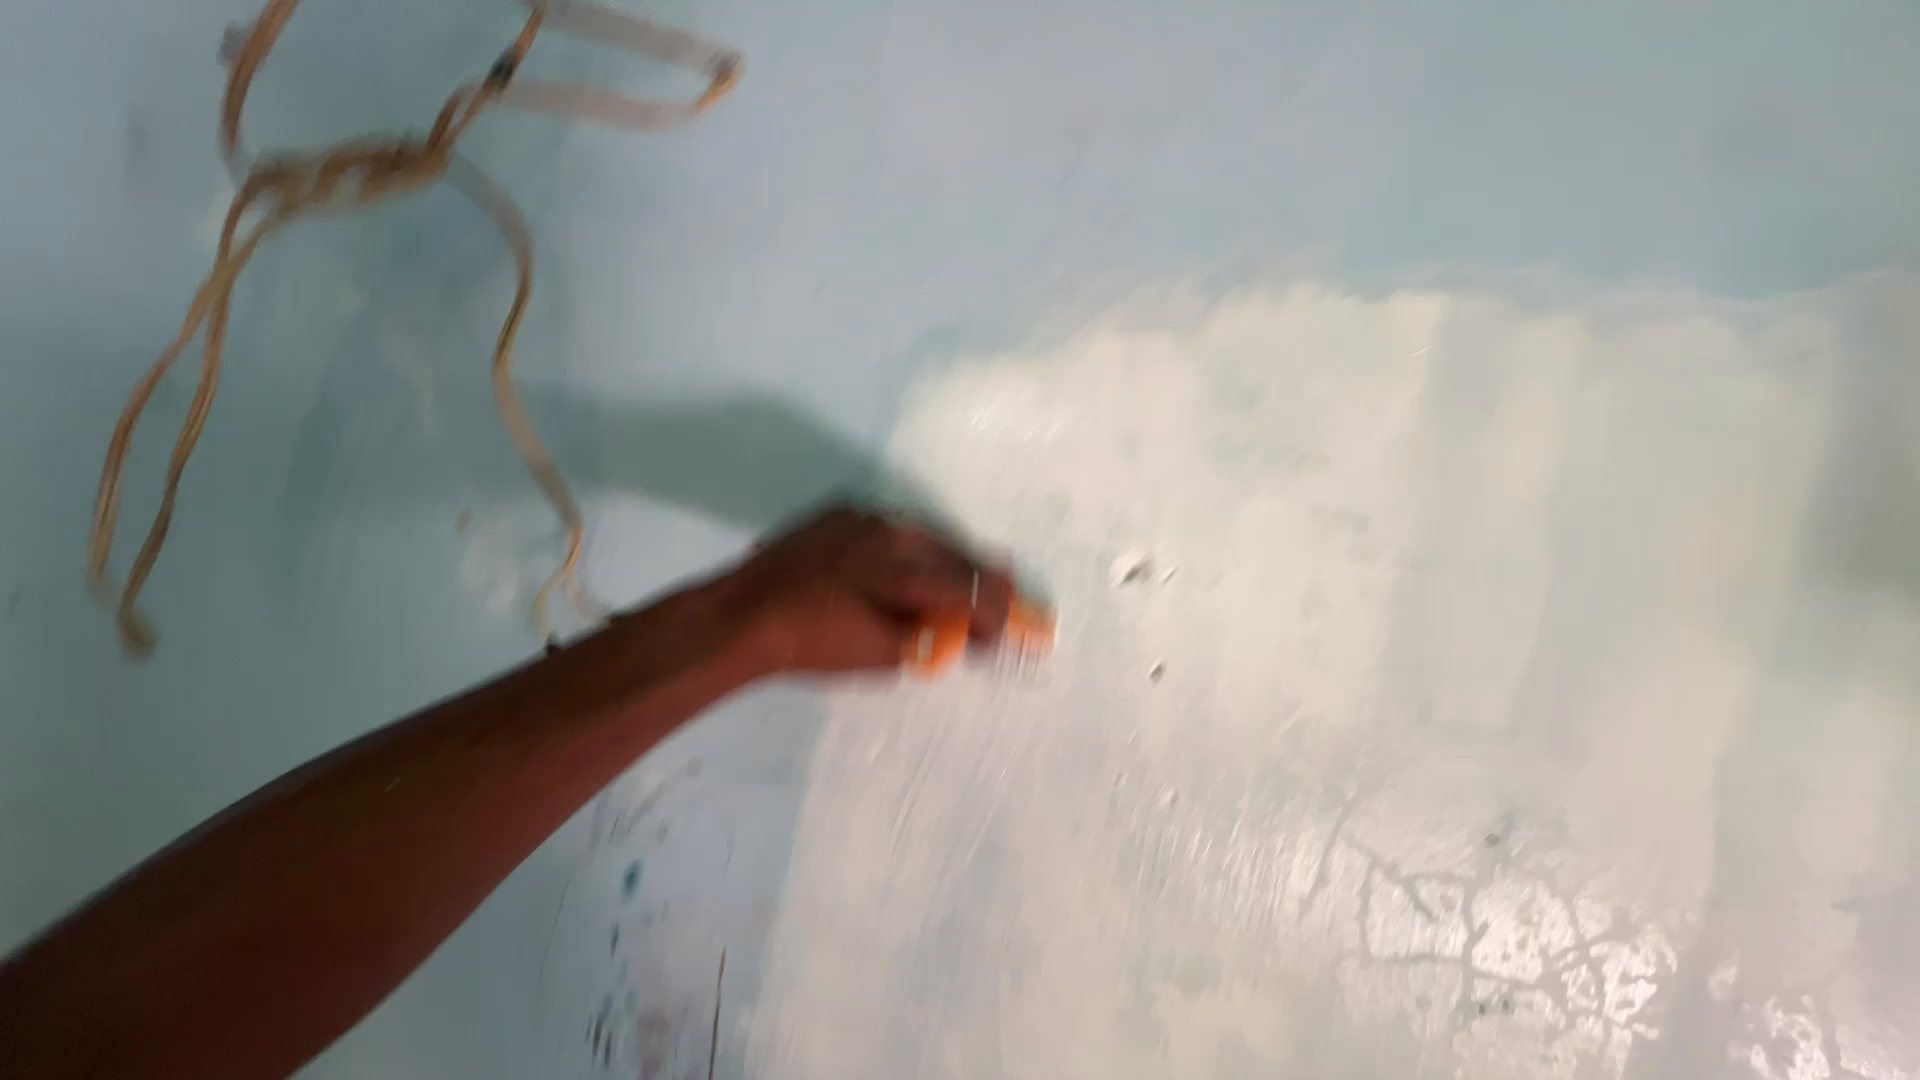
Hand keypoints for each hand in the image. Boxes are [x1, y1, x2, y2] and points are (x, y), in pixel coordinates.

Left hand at [717, 503, 1015, 675]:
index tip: (1008, 630)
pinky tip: (903, 566)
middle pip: (957, 553)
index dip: (997, 610)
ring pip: (926, 534)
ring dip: (947, 560)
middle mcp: (893, 533)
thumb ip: (930, 638)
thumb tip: (962, 629)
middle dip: (983, 581)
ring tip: (956, 582)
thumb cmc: (812, 646)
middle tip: (1000, 601)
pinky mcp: (842, 510)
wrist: (743, 615)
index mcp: (904, 574)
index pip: (971, 588)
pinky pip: (891, 527)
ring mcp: (866, 516)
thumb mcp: (880, 655)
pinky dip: (907, 547)